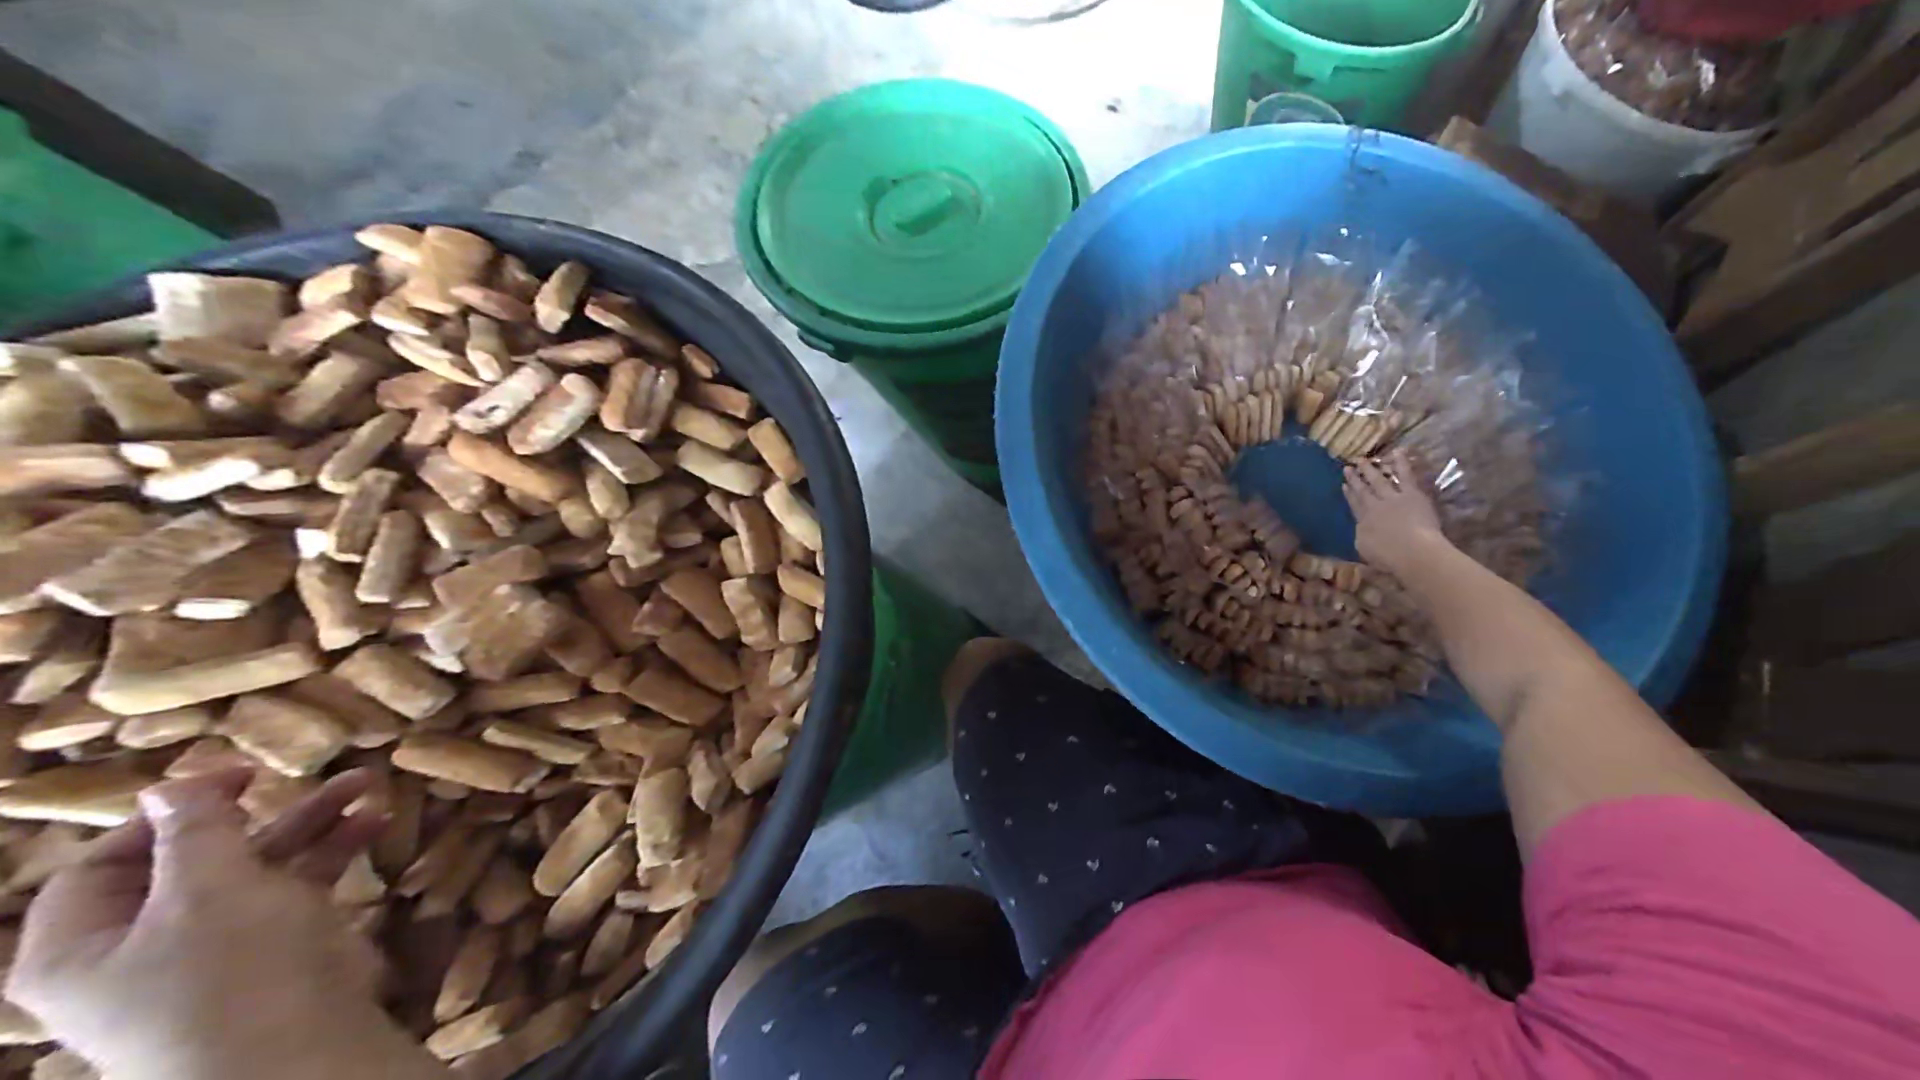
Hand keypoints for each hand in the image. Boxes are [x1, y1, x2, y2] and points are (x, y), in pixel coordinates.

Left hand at [7, 769, 443, 1079]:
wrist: (295, 1053)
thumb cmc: (228, 968)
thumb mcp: (208, 886)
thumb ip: (195, 830)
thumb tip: (169, 783)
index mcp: (82, 947)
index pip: (102, 863)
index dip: (165, 813)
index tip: (235, 775)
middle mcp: (139, 950)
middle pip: (194, 862)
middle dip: (263, 812)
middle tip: (309, 772)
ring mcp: (212, 954)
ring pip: (257, 871)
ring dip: (311, 824)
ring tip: (367, 784)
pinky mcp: (272, 954)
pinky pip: (295, 892)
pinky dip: (331, 854)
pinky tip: (375, 823)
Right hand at [1343, 450, 1451, 576]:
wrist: (1411, 551)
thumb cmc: (1388, 557)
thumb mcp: (1365, 549)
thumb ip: (1362, 536)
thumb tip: (1360, 529)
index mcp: (1363, 521)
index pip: (1354, 505)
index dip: (1349, 494)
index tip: (1343, 485)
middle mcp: (1374, 506)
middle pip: (1363, 490)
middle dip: (1355, 478)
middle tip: (1348, 467)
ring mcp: (1392, 498)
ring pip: (1378, 480)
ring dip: (1370, 469)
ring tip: (1363, 459)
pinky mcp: (1410, 494)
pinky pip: (1405, 475)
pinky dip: (1401, 463)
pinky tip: (1397, 451)